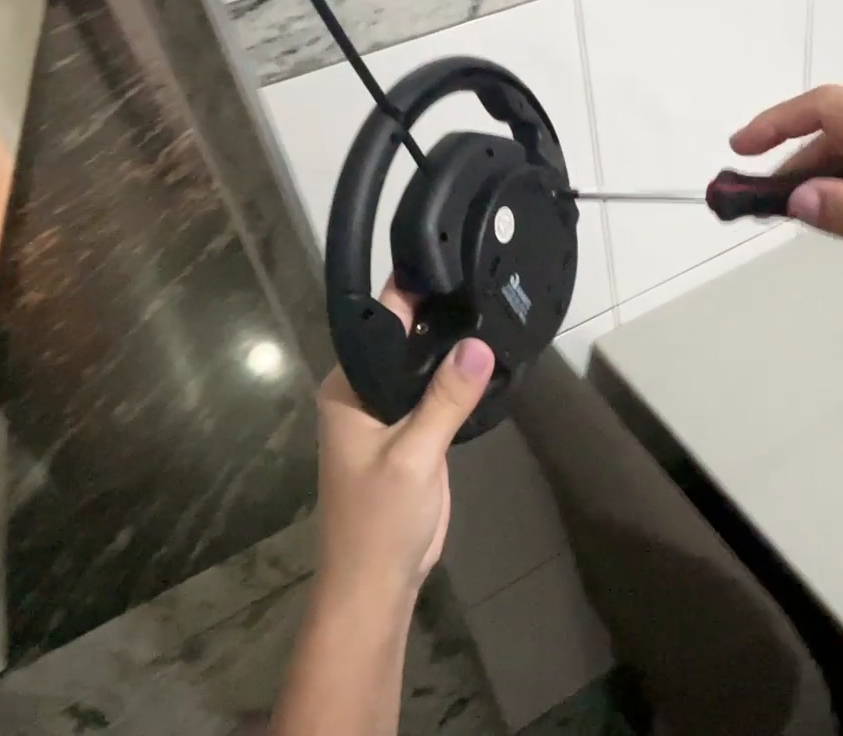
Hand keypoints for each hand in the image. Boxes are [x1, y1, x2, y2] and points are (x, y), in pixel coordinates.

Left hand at [312, 280, 493, 604]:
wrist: (377, 584)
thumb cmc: (379, 520)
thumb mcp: (414, 456)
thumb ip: (446, 399)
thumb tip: (479, 344)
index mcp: (347, 387)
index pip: (379, 323)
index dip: (412, 290)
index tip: (454, 258)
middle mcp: (363, 391)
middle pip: (403, 339)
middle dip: (439, 314)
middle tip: (488, 278)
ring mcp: (387, 412)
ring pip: (422, 366)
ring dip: (450, 347)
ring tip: (495, 307)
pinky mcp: (410, 432)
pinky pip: (433, 392)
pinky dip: (456, 378)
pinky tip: (488, 359)